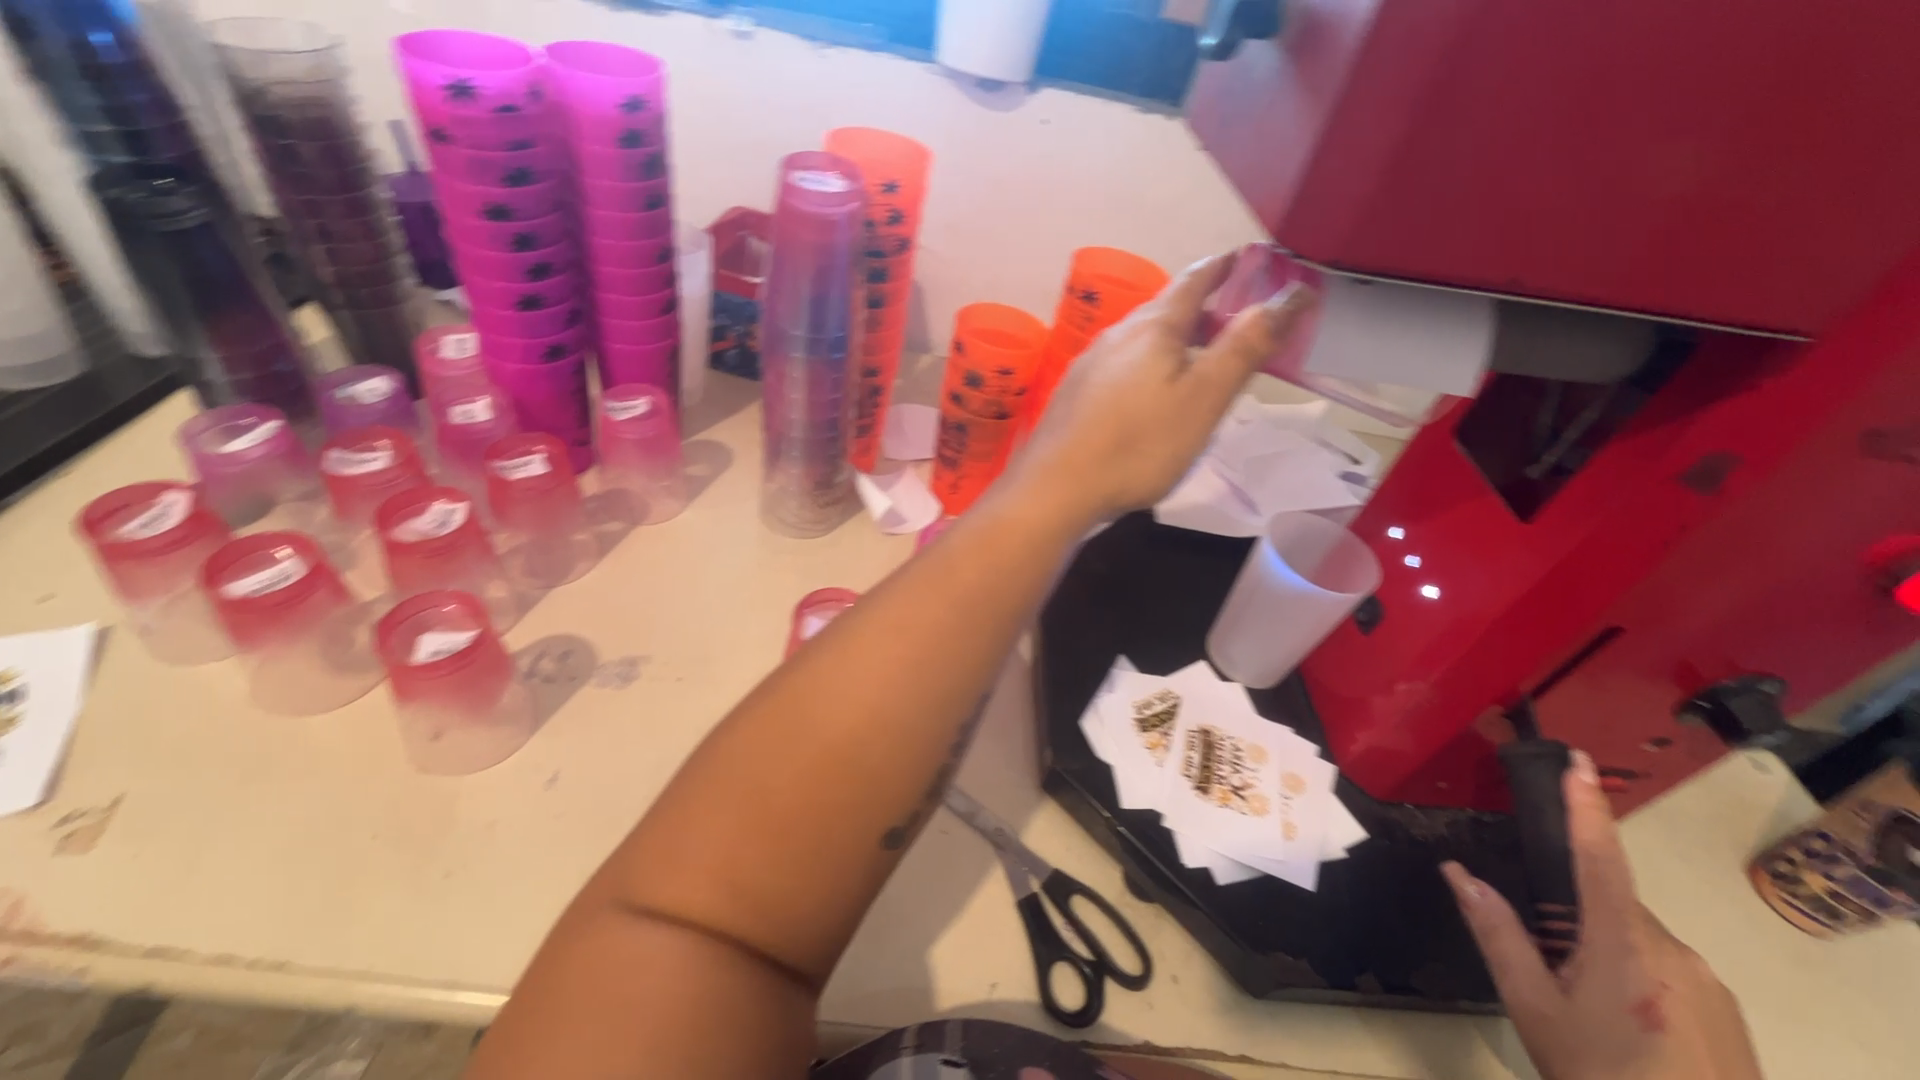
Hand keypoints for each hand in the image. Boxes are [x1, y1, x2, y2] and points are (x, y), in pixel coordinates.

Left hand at [1007, 253, 1316, 523]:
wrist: (1054, 490)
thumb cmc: (1138, 445)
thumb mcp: (1204, 398)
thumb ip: (1244, 347)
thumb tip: (1288, 294)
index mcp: (1153, 328)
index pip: (1194, 279)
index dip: (1224, 267)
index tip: (1248, 259)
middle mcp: (1116, 335)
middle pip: (1166, 310)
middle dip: (1203, 310)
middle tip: (1237, 323)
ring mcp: (1089, 365)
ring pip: (1141, 341)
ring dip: (1174, 342)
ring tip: (1199, 362)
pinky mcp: (1075, 397)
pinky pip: (1121, 368)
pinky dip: (1148, 368)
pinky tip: (1152, 398)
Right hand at [1442, 753, 1764, 1079]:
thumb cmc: (1599, 1075)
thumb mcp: (1533, 1009)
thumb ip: (1497, 935)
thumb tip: (1458, 873)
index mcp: (1621, 945)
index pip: (1599, 859)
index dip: (1587, 808)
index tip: (1579, 763)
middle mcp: (1673, 950)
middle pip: (1611, 905)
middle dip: (1576, 919)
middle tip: (1552, 975)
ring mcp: (1707, 981)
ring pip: (1638, 940)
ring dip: (1606, 954)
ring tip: (1589, 1016)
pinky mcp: (1727, 1011)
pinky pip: (1668, 969)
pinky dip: (1638, 980)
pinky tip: (1628, 1032)